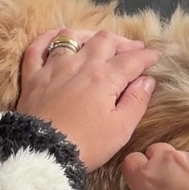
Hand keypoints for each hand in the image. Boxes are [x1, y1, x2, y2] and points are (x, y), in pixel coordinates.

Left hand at [16, 28, 159, 168]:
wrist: (43, 154)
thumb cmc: (87, 145)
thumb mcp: (121, 129)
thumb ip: (136, 102)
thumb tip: (147, 80)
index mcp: (105, 78)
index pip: (131, 60)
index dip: (146, 56)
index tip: (156, 56)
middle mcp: (81, 65)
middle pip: (104, 40)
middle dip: (122, 42)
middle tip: (132, 49)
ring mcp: (54, 67)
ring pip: (71, 37)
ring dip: (89, 35)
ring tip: (98, 41)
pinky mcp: (32, 76)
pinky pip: (37, 48)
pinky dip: (47, 38)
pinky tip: (56, 36)